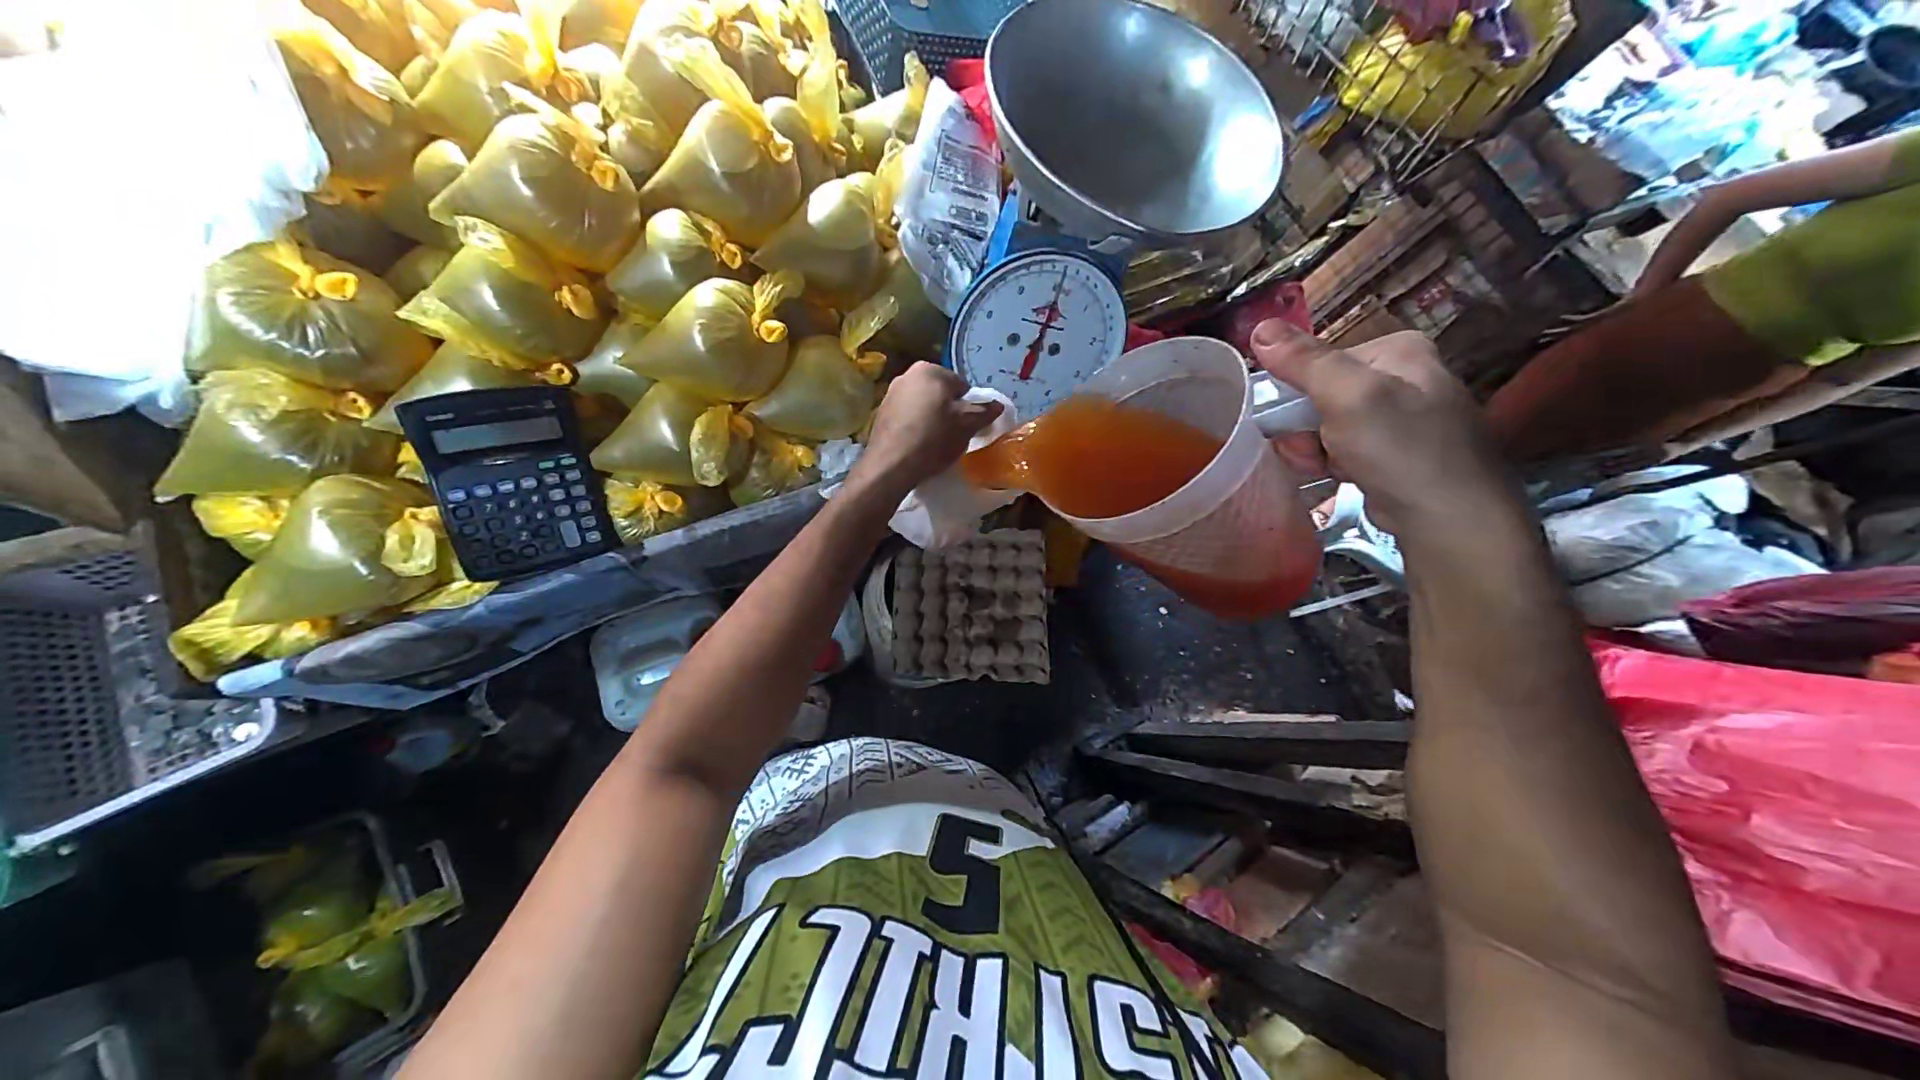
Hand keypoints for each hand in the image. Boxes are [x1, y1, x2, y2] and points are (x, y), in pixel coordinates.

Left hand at [848, 362, 1003, 501]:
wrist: (892, 465)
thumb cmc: (934, 438)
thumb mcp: (967, 425)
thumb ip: (985, 411)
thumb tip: (998, 405)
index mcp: (929, 369)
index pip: (961, 386)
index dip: (969, 406)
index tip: (968, 426)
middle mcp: (907, 375)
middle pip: (940, 394)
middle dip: (949, 411)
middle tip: (953, 434)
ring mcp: (890, 394)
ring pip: (923, 405)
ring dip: (932, 419)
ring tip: (935, 442)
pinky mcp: (880, 414)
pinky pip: (907, 417)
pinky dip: (915, 427)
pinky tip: (918, 445)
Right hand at [1250, 320, 1516, 539]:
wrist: (1448, 518)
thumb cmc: (1399, 448)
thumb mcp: (1347, 396)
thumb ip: (1303, 361)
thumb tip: (1259, 327)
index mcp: (1398, 351)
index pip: (1322, 360)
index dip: (1295, 390)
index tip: (1286, 419)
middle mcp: (1403, 378)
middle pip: (1322, 394)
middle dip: (1304, 426)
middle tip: (1307, 450)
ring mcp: (1401, 419)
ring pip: (1328, 426)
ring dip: (1314, 449)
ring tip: (1323, 468)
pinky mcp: (1396, 455)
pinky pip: (1344, 450)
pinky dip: (1332, 463)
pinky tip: (1338, 477)